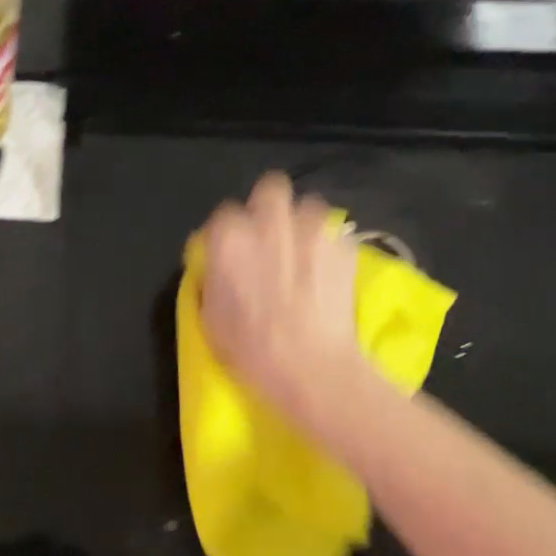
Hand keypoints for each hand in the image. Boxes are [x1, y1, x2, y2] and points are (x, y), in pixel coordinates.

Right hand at [199, 171, 364, 417]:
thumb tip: (215, 264)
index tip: (231, 254)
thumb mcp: (210, 317)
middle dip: (267, 209)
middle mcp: (270, 222)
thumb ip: (212, 278)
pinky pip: (332, 234)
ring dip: (300, 225)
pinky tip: (323, 273)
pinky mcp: (345, 245)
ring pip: (306, 207)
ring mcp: (313, 229)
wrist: (311, 364)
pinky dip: (327, 246)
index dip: (228, 234)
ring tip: (300, 255)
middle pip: (270, 191)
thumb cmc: (250, 348)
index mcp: (229, 239)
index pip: (223, 215)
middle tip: (267, 240)